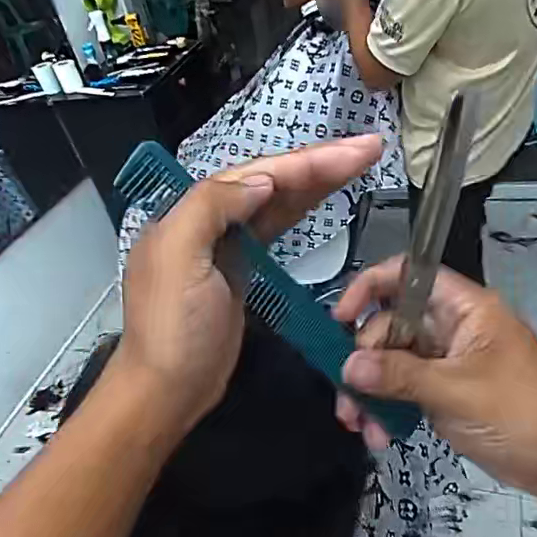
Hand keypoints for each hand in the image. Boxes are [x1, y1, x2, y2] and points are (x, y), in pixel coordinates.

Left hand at [118, 136, 382, 433]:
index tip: (354, 152)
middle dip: (320, 164)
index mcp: (192, 211)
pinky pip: (276, 227)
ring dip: (317, 181)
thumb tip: (263, 181)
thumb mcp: (181, 258)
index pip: (257, 175)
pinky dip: (301, 210)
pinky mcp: (243, 270)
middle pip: (272, 182)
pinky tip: (321, 198)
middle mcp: (210, 220)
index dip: (308, 162)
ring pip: (278, 202)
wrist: (168, 388)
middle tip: (368, 149)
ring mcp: (228, 245)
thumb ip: (213, 207)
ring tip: (358, 163)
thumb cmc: (174, 328)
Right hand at [331, 258, 536, 493]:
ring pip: (393, 362)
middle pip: (391, 326)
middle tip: (348, 395)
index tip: (341, 318)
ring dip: (371, 391)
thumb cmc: (523, 413)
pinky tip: (379, 435)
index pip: (409, 276)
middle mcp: (453, 328)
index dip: (370, 288)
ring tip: (359, 425)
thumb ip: (400, 376)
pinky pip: (405, 391)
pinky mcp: (446, 392)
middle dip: (364, 360)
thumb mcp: (458, 391)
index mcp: (466, 309)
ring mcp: (448, 362)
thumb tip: (348, 366)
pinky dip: (388, 409)